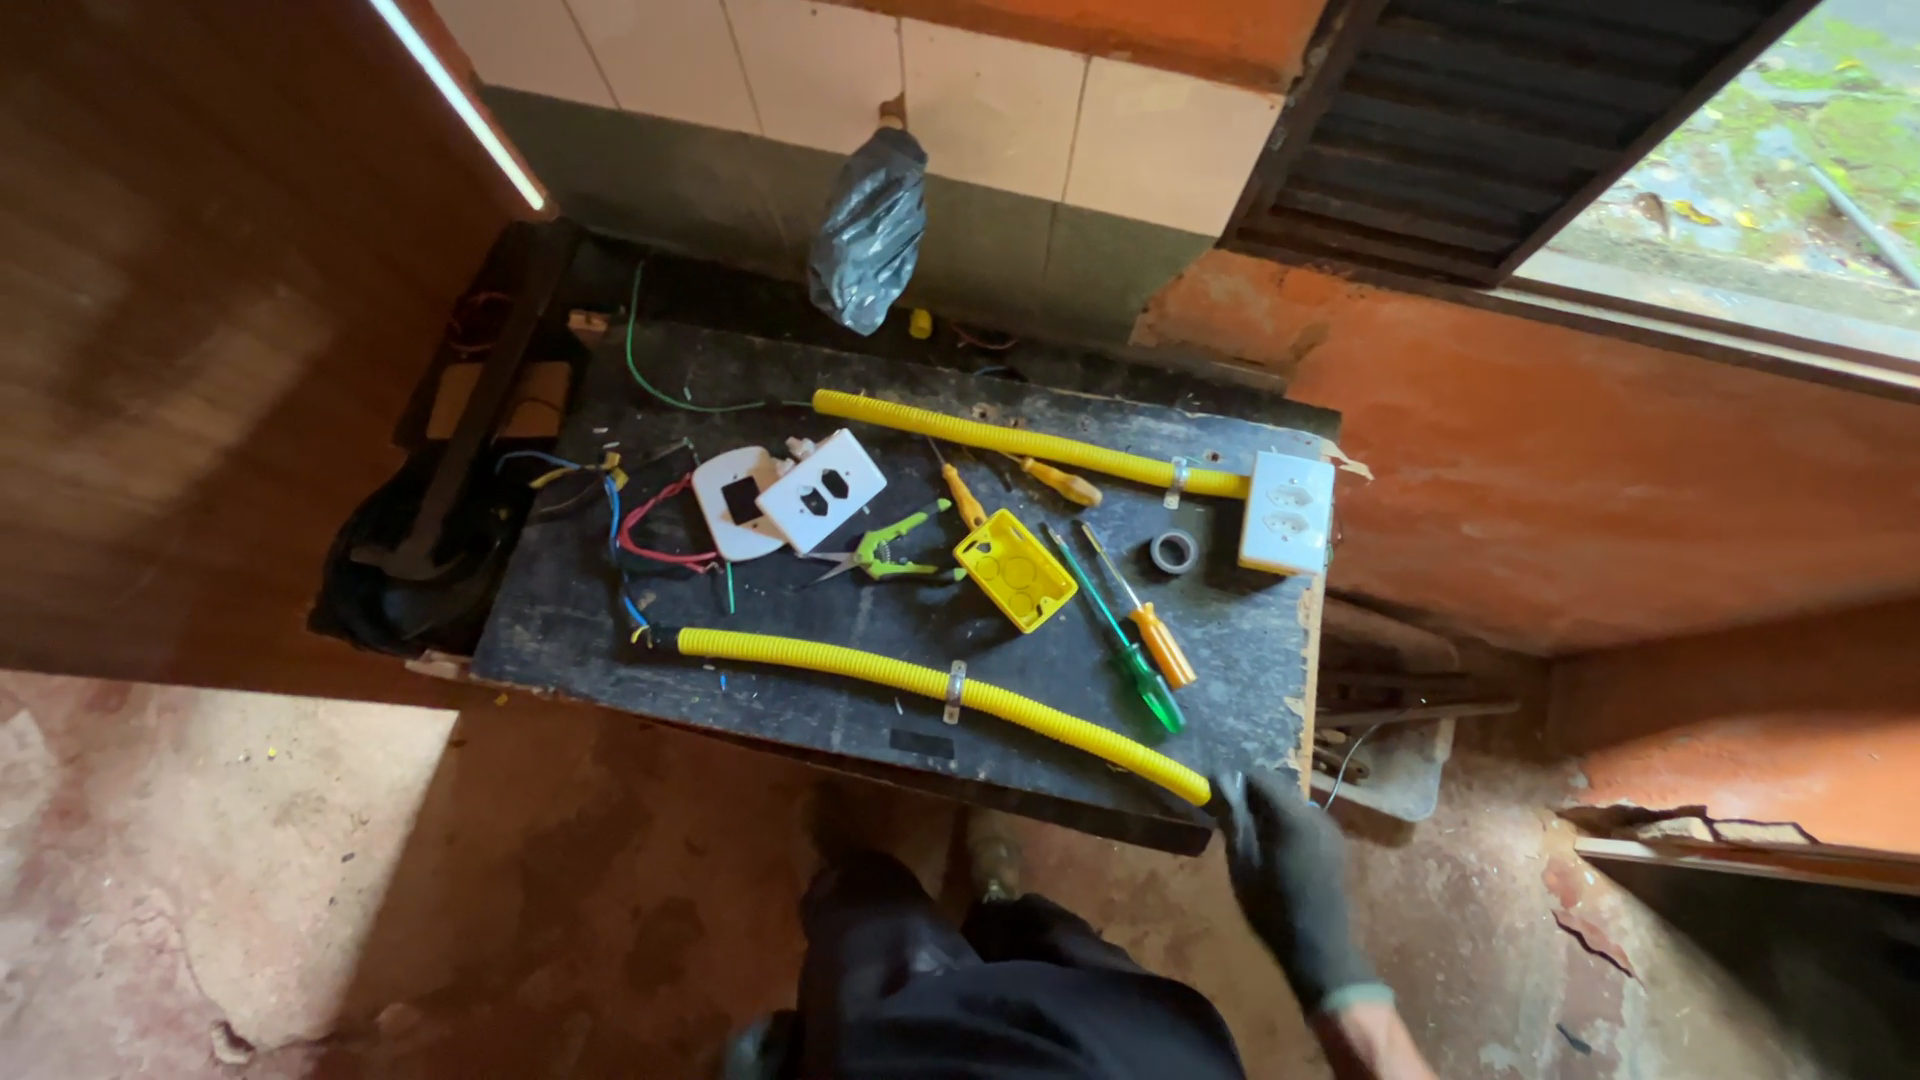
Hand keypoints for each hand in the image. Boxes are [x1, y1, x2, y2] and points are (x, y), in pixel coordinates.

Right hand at [1208, 770, 1389, 1014]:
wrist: (1320, 950)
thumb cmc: (1273, 907)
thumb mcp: (1242, 861)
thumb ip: (1232, 816)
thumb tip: (1219, 780)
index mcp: (1292, 815)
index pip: (1257, 775)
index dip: (1233, 781)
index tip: (1216, 799)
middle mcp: (1315, 814)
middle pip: (1276, 786)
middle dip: (1250, 795)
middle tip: (1229, 818)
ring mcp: (1329, 829)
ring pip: (1289, 802)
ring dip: (1267, 809)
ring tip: (1250, 837)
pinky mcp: (1335, 844)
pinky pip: (1303, 819)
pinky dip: (1284, 822)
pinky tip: (1274, 849)